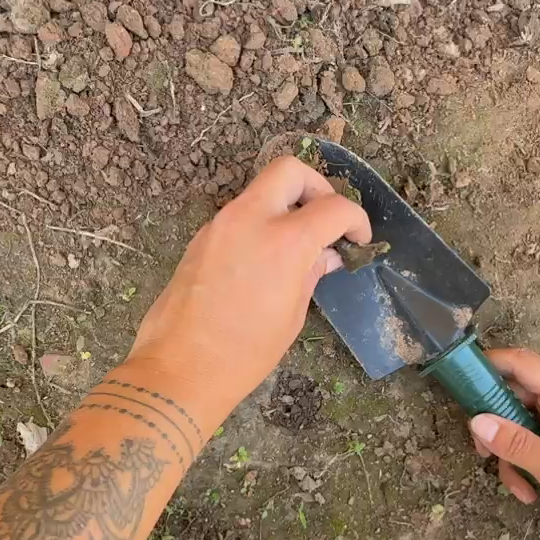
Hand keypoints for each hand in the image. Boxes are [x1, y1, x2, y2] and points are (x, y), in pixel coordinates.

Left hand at [128, 156, 370, 429]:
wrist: (181, 368)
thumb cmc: (245, 353)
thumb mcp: (292, 315)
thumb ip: (311, 274)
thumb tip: (325, 256)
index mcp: (284, 242)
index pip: (333, 208)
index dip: (356, 219)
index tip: (358, 239)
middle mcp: (250, 219)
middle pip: (289, 170)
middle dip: (317, 186)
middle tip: (326, 219)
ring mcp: (220, 224)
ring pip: (260, 190)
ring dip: (286, 205)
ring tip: (298, 245)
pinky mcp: (201, 238)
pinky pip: (240, 215)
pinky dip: (261, 223)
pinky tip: (266, 260)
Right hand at [467, 348, 539, 539]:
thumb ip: (514, 443)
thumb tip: (476, 420)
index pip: (524, 364)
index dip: (490, 363)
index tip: (460, 378)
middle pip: (518, 396)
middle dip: (496, 426)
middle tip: (482, 454)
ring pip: (523, 424)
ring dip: (512, 455)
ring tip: (520, 488)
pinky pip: (537, 440)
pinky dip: (528, 463)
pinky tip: (532, 491)